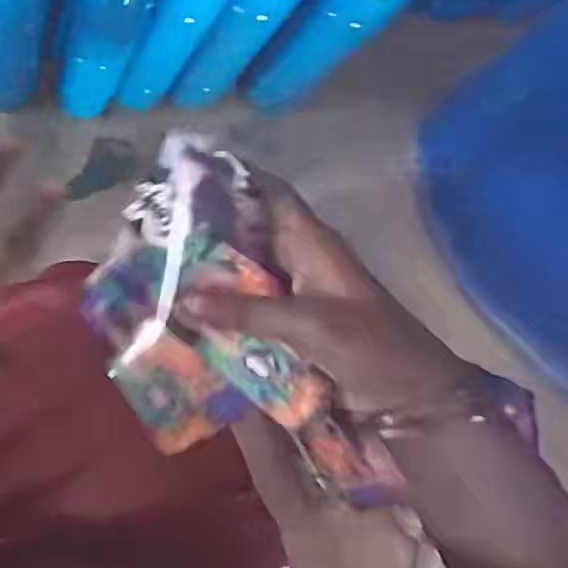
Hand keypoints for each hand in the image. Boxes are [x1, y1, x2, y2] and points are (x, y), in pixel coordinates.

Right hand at [180, 177, 481, 416]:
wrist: (411, 398)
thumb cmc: (371, 346)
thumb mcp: (308, 325)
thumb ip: (245, 312)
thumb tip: (181, 300)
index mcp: (310, 242)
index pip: (270, 193)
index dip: (236, 176)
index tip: (190, 169)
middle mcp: (295, 257)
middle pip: (245, 229)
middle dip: (204, 225)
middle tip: (156, 223)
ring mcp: (289, 290)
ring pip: (240, 268)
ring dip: (206, 267)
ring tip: (158, 261)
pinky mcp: (285, 321)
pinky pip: (242, 303)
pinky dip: (216, 302)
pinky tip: (183, 305)